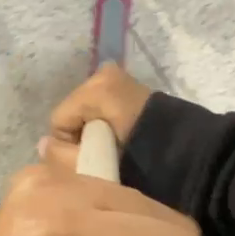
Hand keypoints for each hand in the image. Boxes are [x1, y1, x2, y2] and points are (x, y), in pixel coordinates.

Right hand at [39, 64, 153, 172]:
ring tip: (114, 152)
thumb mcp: (97, 160)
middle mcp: (104, 75)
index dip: (68, 146)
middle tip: (103, 158)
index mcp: (96, 88)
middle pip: (73, 115)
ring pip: (87, 114)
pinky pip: (103, 110)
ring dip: (95, 135)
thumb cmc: (141, 157)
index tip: (91, 161)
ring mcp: (118, 79)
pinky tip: (121, 142)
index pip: (59, 121)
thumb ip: (63, 156)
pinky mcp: (129, 88)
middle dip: (81, 139)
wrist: (190, 153)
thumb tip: (44, 146)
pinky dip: (107, 127)